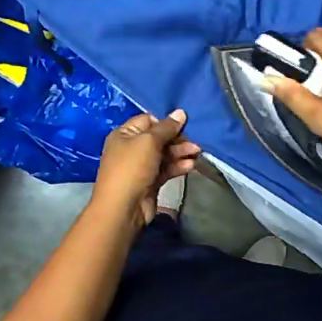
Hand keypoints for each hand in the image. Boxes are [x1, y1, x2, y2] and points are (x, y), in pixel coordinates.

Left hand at [91, 110, 201, 226]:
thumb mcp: (149, 142)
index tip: (185, 123)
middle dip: (177, 139)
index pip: (148, 120)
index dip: (166, 122)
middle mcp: (132, 148)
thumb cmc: (132, 168)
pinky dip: (178, 166)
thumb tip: (180, 112)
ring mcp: (141, 166)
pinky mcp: (151, 181)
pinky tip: (191, 165)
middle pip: (159, 138)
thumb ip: (166, 127)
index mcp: (125, 134)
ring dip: (181, 152)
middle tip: (195, 142)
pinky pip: (167, 169)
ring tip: (198, 153)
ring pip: (165, 154)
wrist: (123, 207)